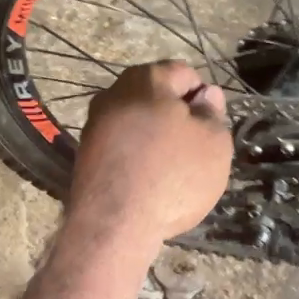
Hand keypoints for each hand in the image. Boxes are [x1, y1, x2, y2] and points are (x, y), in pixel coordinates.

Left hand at [67, 61, 231, 245]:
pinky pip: (121, 149)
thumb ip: (213, 114)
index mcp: (146, 79)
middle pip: (156, 99)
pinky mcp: (85, 156)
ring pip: (137, 125)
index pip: (184, 73)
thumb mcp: (214, 144)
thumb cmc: (172, 177)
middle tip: (193, 152)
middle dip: (177, 119)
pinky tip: (147, 185)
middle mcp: (113, 93)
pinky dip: (136, 160)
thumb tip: (206, 96)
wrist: (114, 225)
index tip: (210, 129)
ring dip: (155, 141)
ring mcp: (94, 125)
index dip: (203, 99)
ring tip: (170, 173)